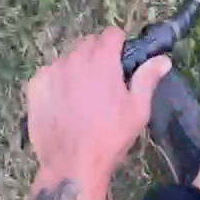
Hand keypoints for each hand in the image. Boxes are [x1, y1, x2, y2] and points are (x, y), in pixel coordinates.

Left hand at [25, 28, 170, 184]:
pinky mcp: (36, 85)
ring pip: (68, 58)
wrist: (72, 165)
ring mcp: (52, 69)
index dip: (119, 45)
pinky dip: (57, 83)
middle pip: (89, 44)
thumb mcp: (137, 110)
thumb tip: (163, 59)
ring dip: (77, 68)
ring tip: (82, 97)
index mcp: (102, 59)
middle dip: (98, 55)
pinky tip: (62, 105)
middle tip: (104, 83)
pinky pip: (49, 74)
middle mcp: (75, 57)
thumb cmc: (110, 137)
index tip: (121, 62)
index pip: (111, 34)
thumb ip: (147, 79)